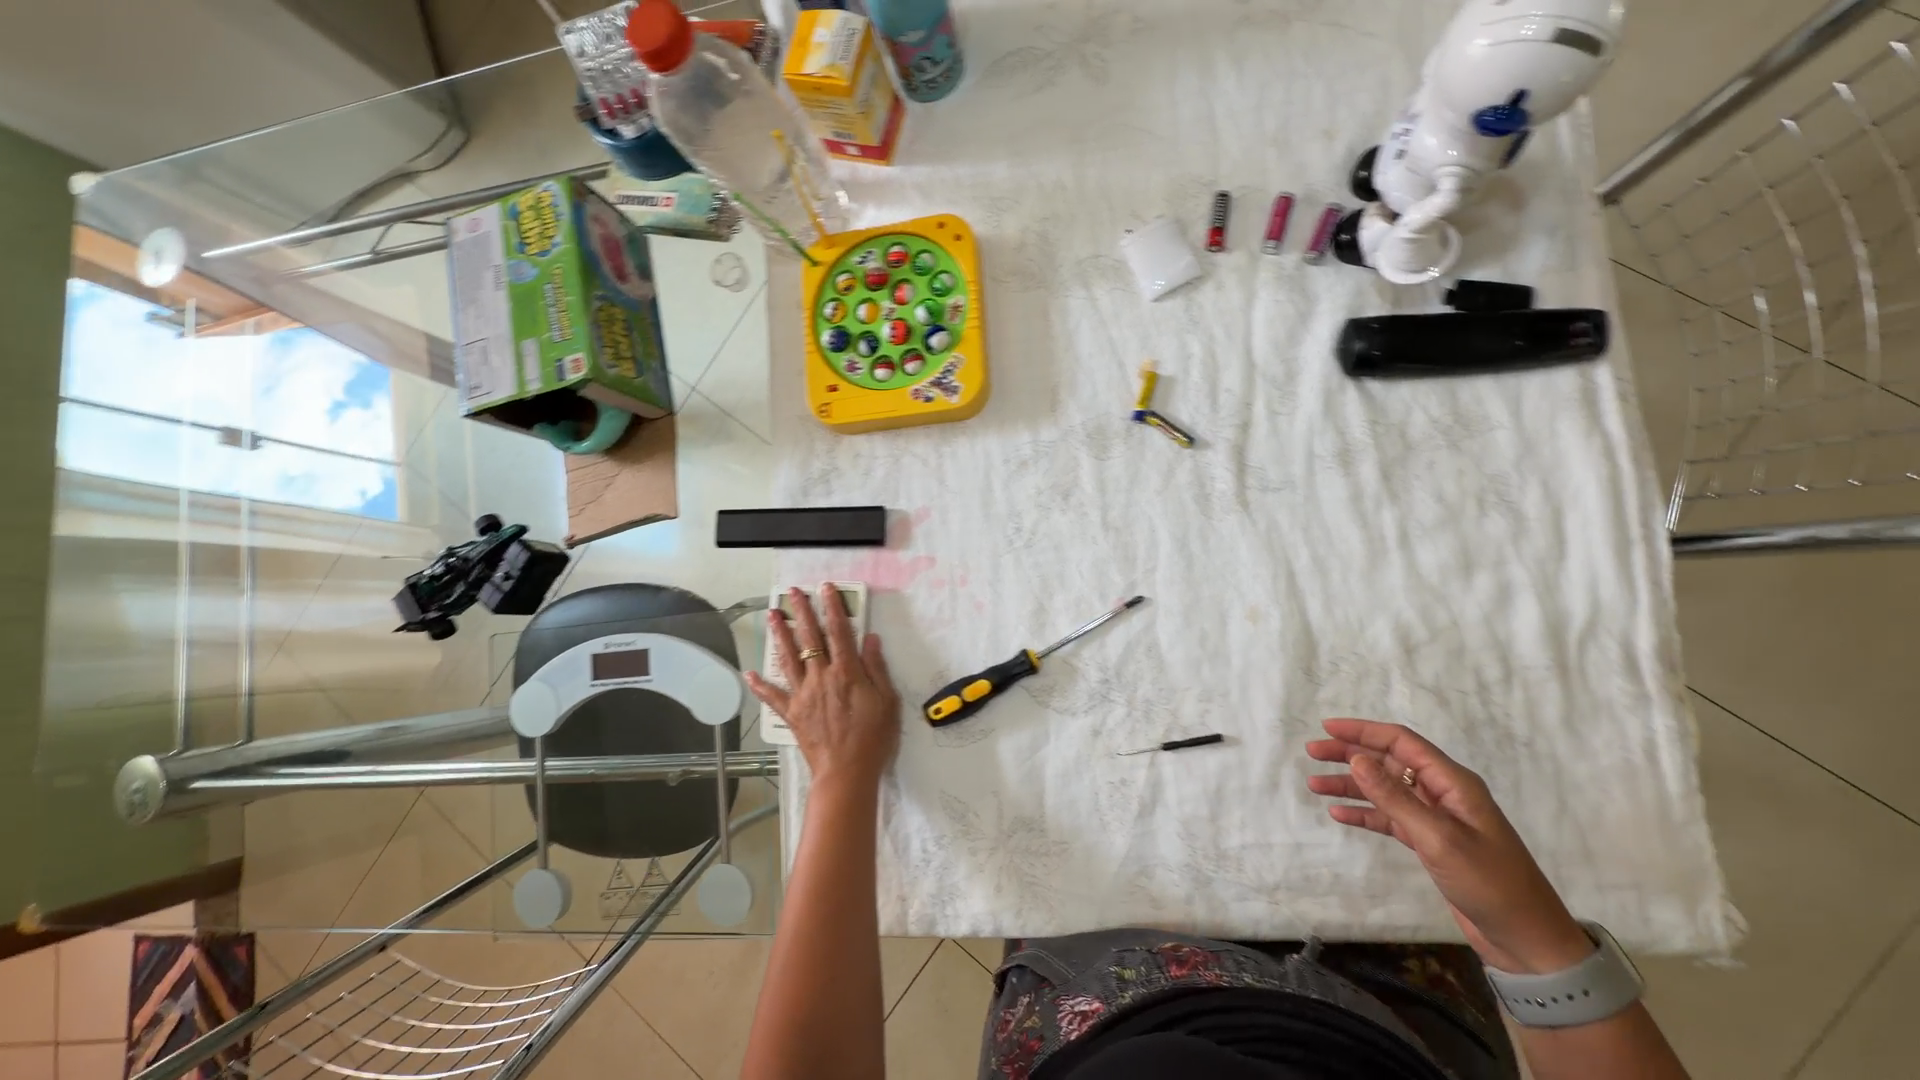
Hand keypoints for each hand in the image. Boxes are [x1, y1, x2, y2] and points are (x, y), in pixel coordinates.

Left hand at [746, 584, 900, 792]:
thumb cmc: (873, 738)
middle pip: (810, 638)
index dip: (832, 607)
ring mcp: (803, 694)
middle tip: (793, 592)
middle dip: (802, 612)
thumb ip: (877, 668)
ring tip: (773, 614)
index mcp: (847, 672)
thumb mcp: (887, 701)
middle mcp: (821, 677)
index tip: (825, 588)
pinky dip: (760, 685)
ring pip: (789, 658)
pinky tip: (750, 673)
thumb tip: (870, 638)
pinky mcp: (792, 713)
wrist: (846, 772)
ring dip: (781, 635)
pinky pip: (773, 696)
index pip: (839, 631)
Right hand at [1306, 718, 1594, 974]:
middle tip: (1312, 753)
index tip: (1326, 728)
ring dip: (1351, 786)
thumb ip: (1395, 797)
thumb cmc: (1489, 882)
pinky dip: (1365, 814)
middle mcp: (1443, 793)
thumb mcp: (1438, 838)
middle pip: (1390, 762)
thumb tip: (1356, 759)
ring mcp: (1437, 819)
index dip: (1363, 731)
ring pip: (1386, 790)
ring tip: (1314, 785)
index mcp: (1452, 782)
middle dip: (1350, 754)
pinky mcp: (1431, 843)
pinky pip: (1390, 819)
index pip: (1402, 742)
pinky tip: (1339, 814)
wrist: (1526, 938)